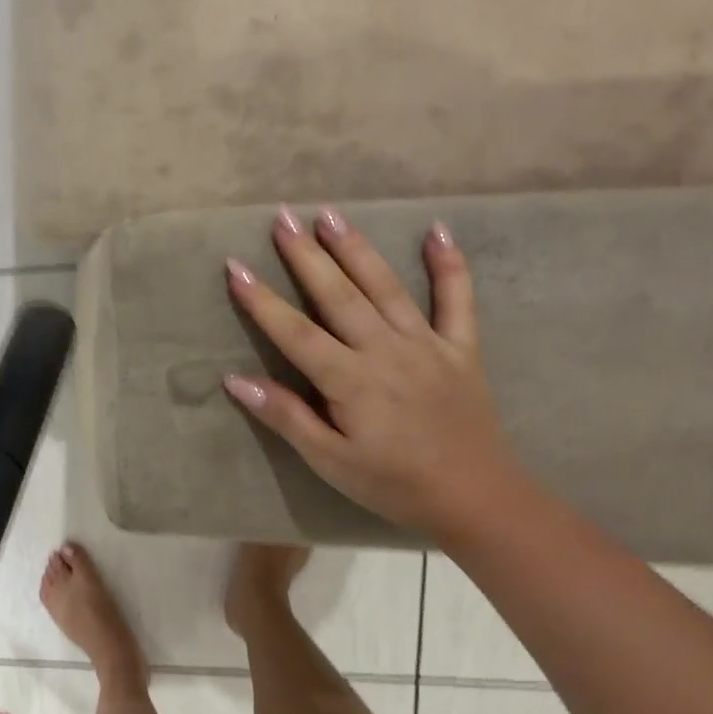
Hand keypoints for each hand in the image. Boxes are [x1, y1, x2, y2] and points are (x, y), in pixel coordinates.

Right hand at [222, 206, 524, 535]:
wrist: (476, 498)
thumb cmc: (392, 484)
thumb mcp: (329, 461)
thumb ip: (286, 416)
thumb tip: (236, 380)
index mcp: (350, 381)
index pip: (295, 333)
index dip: (262, 300)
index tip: (236, 266)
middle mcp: (387, 352)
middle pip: (338, 296)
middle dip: (307, 255)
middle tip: (283, 217)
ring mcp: (427, 346)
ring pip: (386, 288)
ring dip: (356, 249)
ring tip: (331, 215)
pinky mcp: (460, 350)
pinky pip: (456, 300)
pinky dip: (449, 264)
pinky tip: (436, 231)